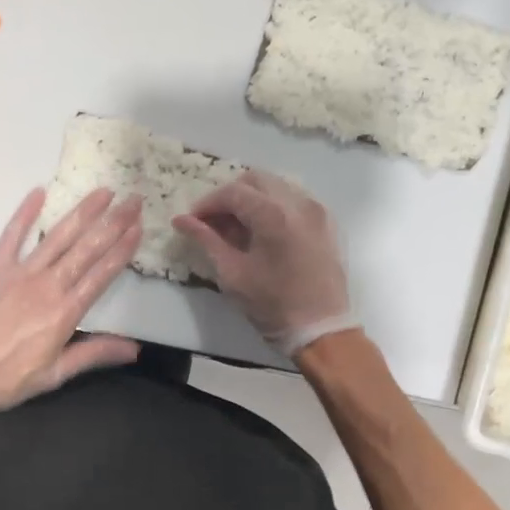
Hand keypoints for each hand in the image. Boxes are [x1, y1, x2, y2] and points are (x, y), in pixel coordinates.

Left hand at [0, 187, 142, 419]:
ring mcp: (20, 274)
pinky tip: (39, 192)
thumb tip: (135, 348)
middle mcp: (47, 286)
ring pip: (57, 236)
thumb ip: (95, 354)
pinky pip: (11, 235)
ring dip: (81, 212)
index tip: (139, 228)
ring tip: (102, 192)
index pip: (101, 274)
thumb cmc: (9, 379)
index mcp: (65, 313)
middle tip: (133, 200)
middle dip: (112, 223)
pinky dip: (25, 213)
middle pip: (86, 249)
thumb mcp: (56, 373)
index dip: (122, 250)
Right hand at [173, 169, 357, 357]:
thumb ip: (206, 240)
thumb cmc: (272, 305)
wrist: (322, 330)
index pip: (233, 192)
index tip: (193, 221)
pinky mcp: (328, 224)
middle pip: (256, 180)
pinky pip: (297, 201)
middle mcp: (299, 203)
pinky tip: (265, 232)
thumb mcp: (232, 274)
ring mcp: (318, 211)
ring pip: (278, 186)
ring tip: (239, 227)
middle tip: (214, 221)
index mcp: (273, 215)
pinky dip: (276, 207)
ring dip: (254, 199)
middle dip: (231, 196)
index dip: (207, 203)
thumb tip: (181, 220)